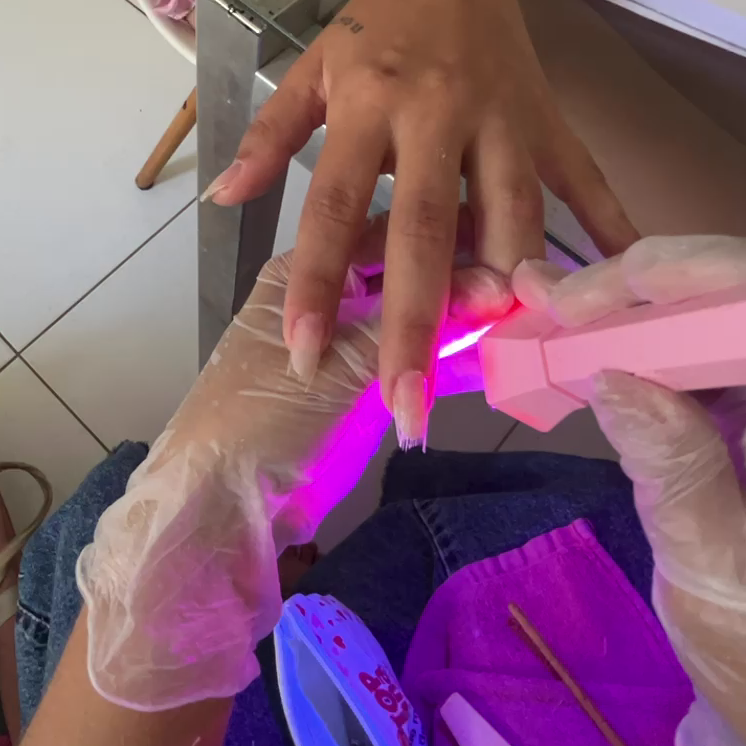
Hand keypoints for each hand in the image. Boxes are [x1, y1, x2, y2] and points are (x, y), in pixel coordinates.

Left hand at [76, 248, 510, 710]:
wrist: (226, 506)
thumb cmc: (265, 418)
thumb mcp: (341, 366)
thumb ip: (415, 326)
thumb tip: (495, 286)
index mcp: (305, 272)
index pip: (384, 239)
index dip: (444, 246)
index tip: (505, 258)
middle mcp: (327, 298)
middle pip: (407, 280)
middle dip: (462, 288)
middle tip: (519, 298)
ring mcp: (347, 346)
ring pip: (417, 324)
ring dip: (462, 328)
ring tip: (520, 329)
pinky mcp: (364, 391)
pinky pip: (416, 366)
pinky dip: (450, 367)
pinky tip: (495, 364)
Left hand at [206, 0, 636, 447]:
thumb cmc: (372, 25)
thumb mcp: (308, 71)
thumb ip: (268, 137)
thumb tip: (224, 198)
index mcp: (367, 107)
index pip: (331, 207)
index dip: (314, 282)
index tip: (301, 352)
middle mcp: (437, 118)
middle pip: (425, 231)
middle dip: (414, 323)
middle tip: (407, 405)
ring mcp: (504, 121)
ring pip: (513, 214)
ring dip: (506, 288)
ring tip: (496, 360)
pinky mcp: (550, 121)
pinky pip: (583, 181)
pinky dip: (606, 233)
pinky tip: (617, 292)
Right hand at [520, 237, 745, 745]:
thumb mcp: (710, 588)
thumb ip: (672, 476)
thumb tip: (614, 373)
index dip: (724, 279)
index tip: (615, 288)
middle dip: (654, 285)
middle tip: (554, 305)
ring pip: (740, 316)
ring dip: (642, 304)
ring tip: (554, 314)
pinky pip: (722, 351)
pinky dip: (650, 335)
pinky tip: (591, 341)